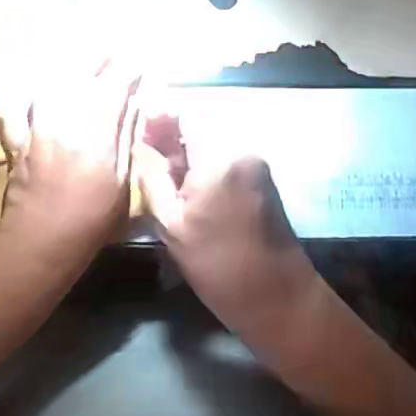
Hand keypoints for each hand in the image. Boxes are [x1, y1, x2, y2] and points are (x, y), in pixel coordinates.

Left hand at [0, 61, 140, 265]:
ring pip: (48, 90)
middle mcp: (65, 122)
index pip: (114, 88)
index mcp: (96, 132)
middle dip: (98, 62)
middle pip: (81, 81)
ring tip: (75, 59)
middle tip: (111, 51)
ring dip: (63, 71)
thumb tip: (134, 107)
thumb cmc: (92, 220)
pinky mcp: (16, 145)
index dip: (127, 71)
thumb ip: (126, 140)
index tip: (138, 61)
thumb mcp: (123, 183)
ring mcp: (37, 131)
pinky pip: (6, 117)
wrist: (42, 243)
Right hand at [135, 111, 323, 335]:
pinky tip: (186, 190)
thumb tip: (142, 147)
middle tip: (145, 159)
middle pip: (198, 128)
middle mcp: (241, 151)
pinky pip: (224, 161)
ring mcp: (255, 165)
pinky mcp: (261, 180)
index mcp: (218, 158)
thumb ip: (154, 177)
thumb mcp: (171, 224)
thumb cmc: (217, 265)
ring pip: (210, 145)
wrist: (278, 298)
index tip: (137, 134)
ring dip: (185, 154)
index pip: (183, 116)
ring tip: (161, 178)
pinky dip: (202, 167)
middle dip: (170, 138)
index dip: (157, 119)